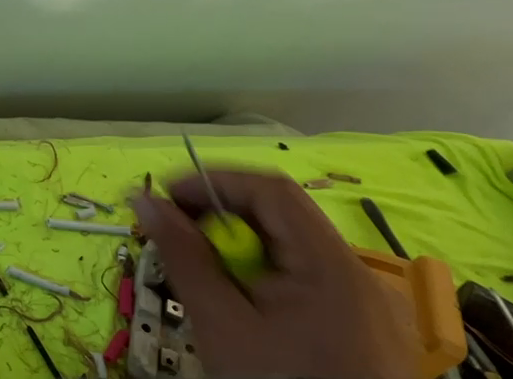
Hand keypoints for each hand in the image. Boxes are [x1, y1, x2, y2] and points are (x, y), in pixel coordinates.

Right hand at [135, 171, 417, 378]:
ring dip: (237, 249)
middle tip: (175, 237)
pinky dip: (264, 276)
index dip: (212, 181)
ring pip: (290, 249)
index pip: (271, 190)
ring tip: (202, 275)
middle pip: (281, 218)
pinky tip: (241, 305)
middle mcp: (360, 276)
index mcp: (333, 266)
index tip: (165, 198)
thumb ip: (182, 253)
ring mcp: (369, 306)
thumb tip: (143, 199)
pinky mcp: (367, 330)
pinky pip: (307, 279)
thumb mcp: (220, 321)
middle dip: (219, 218)